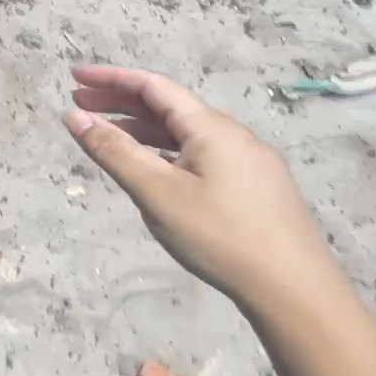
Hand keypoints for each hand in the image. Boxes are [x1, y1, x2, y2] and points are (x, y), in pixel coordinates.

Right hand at [62, 65, 334, 307]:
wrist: (301, 299)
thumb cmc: (222, 237)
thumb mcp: (156, 192)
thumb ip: (113, 150)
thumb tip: (74, 116)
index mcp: (213, 130)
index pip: (154, 87)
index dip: (111, 77)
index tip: (73, 76)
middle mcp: (235, 138)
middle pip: (169, 106)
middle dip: (120, 100)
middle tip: (78, 104)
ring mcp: (249, 164)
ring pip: (184, 131)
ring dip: (139, 126)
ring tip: (103, 134)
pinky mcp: (254, 188)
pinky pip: (198, 152)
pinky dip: (162, 147)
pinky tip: (149, 165)